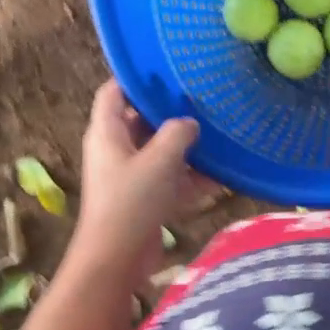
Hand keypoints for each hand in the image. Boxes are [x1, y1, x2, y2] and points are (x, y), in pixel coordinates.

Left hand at [71, 81, 208, 271]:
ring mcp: (131, 176)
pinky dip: (191, 178)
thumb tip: (190, 122)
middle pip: (142, 122)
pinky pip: (171, 180)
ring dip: (187, 149)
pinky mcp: (145, 200)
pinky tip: (222, 176)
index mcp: (108, 132)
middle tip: (203, 103)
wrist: (118, 256)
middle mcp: (116, 150)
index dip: (137, 80)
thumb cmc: (132, 201)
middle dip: (171, 115)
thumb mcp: (160, 160)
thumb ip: (178, 134)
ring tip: (218, 137)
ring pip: (161, 153)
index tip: (168, 73)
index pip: (115, 92)